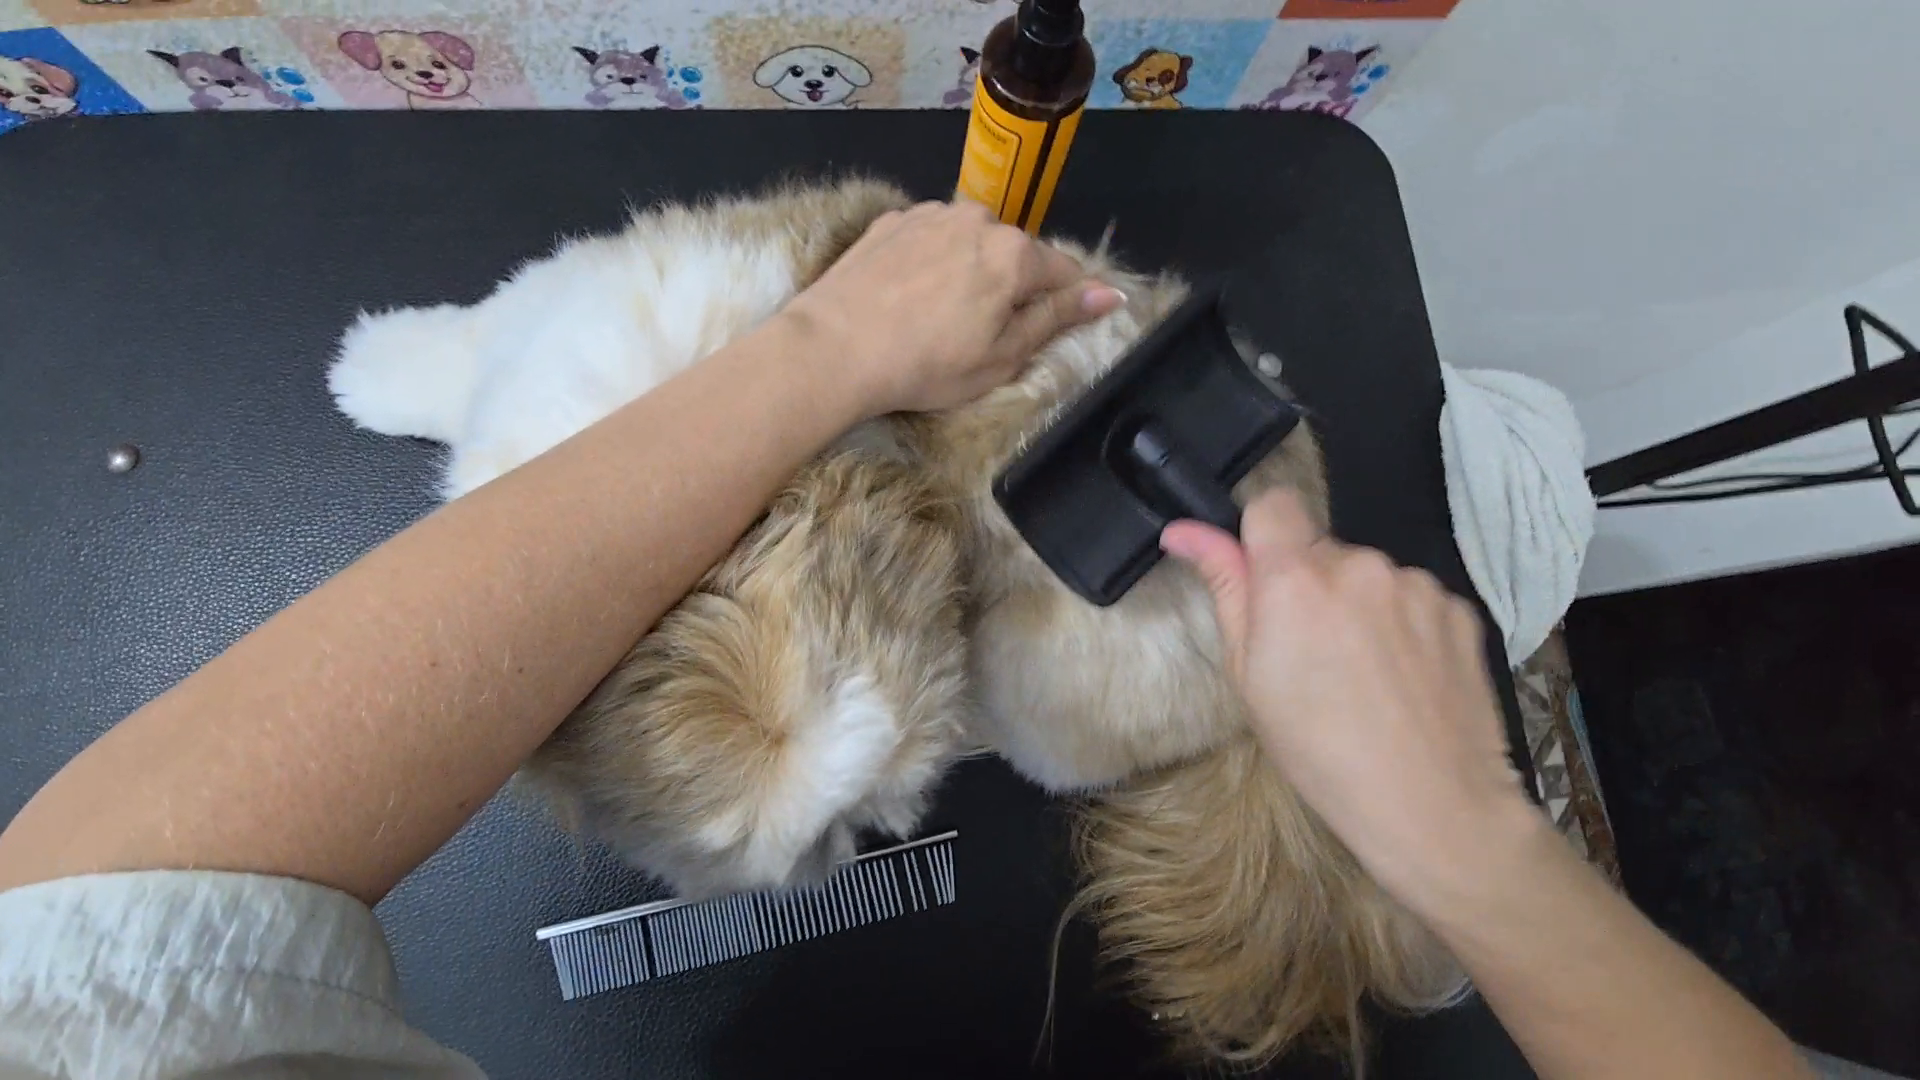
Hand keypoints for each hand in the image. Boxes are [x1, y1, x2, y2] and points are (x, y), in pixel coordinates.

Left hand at [781, 199, 1125, 415]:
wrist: (834, 348)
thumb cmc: (926, 365)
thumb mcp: (1002, 357)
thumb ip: (1056, 318)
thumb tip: (1109, 294)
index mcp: (1014, 254)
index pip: (1063, 272)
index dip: (1065, 302)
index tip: (1048, 329)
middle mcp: (978, 219)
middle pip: (1015, 254)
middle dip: (1011, 287)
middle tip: (981, 334)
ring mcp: (930, 214)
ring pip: (971, 242)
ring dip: (970, 270)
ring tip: (939, 315)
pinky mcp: (891, 221)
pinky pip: (931, 239)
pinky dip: (932, 262)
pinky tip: (909, 296)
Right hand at [1160, 489, 1536, 908]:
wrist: (1431, 805)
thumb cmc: (1316, 748)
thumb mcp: (1247, 673)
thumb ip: (1223, 586)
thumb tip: (1181, 530)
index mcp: (1295, 578)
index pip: (1272, 503)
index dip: (1260, 533)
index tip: (1261, 579)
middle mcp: (1359, 564)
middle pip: (1319, 548)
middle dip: (1307, 584)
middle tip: (1309, 652)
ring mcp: (1416, 584)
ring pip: (1366, 574)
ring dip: (1355, 603)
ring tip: (1363, 672)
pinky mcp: (1460, 608)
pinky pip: (1411, 596)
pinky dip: (1400, 622)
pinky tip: (1403, 676)